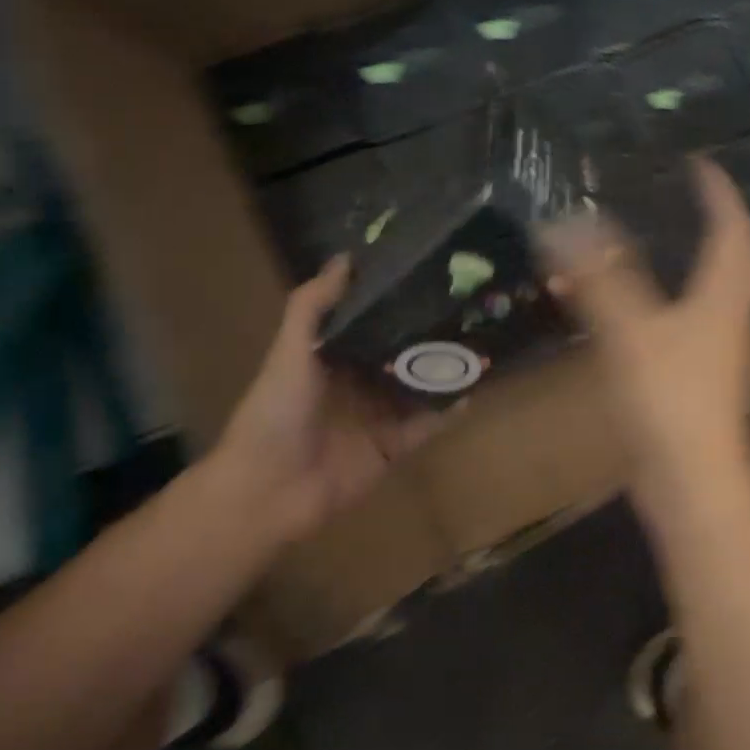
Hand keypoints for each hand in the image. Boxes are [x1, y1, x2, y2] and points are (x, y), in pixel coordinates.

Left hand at [207, 257, 444, 542]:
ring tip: (479, 345)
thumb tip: (346, 259)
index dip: (392, 302)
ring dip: (444, 370)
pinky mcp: (393, 447)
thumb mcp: (290, 352)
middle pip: (398, 354)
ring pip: (418, 387)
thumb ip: (314, 308)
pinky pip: (427, 425)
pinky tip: (471, 390)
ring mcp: (377, 417)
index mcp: (328, 359)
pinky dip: (448, 410)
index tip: (424, 276)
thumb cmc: (276, 414)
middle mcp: (355, 384)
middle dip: (427, 335)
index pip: (366, 323)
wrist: (270, 490)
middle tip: (465, 308)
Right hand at [539, 157, 749, 479]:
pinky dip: (664, 308)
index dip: (719, 193)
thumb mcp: (631, 334)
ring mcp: (714, 358)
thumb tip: (566, 221)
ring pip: (711, 298)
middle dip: (715, 227)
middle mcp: (727, 323)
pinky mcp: (695, 388)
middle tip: (683, 201)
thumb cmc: (670, 404)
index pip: (731, 231)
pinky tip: (633, 316)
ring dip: (691, 266)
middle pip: (733, 264)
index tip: (699, 162)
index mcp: (722, 300)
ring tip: (657, 246)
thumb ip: (598, 279)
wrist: (694, 488)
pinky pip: (684, 331)